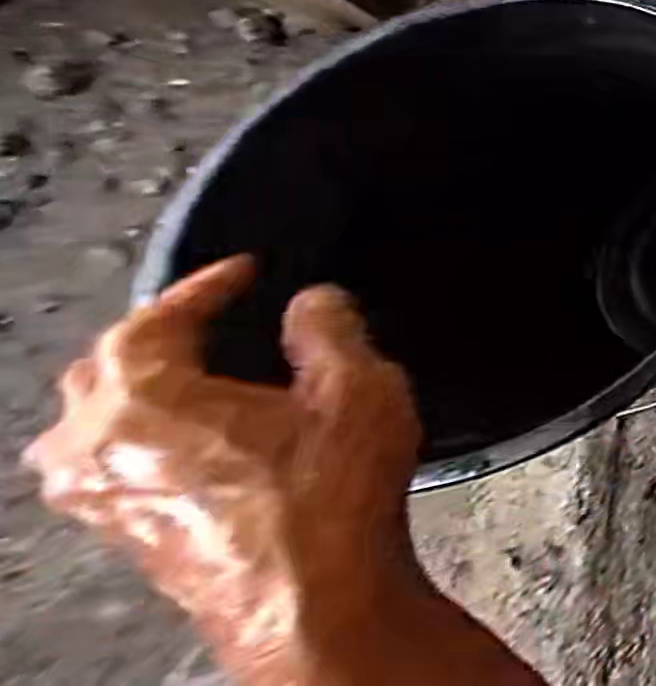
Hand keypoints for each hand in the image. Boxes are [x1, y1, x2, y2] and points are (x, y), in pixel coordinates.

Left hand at [23, 256, 429, 682]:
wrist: (314, 589)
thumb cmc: (331, 488)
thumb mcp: (359, 386)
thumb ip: (331, 330)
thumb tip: (312, 301)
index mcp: (146, 405)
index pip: (150, 323)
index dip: (203, 286)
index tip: (244, 270)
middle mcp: (96, 451)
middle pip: (102, 369)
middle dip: (159, 329)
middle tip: (216, 309)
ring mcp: (100, 498)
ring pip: (94, 417)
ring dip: (144, 379)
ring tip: (206, 365)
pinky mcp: (123, 528)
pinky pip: (111, 455)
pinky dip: (148, 421)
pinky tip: (205, 426)